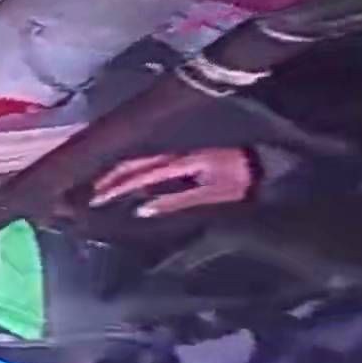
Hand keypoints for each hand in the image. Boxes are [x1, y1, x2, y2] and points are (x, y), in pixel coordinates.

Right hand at [90, 148, 254, 216]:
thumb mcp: (214, 194)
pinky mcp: (180, 153)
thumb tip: (141, 210)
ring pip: (137, 159)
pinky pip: (147, 159)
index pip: (140, 175)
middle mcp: (175, 154)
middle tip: (91, 194)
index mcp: (183, 163)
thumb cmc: (243, 181)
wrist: (270, 163)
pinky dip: (129, 168)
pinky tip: (122, 178)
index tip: (97, 199)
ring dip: (116, 172)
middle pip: (132, 163)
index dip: (116, 188)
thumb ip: (178, 202)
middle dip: (109, 178)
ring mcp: (177, 151)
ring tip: (99, 185)